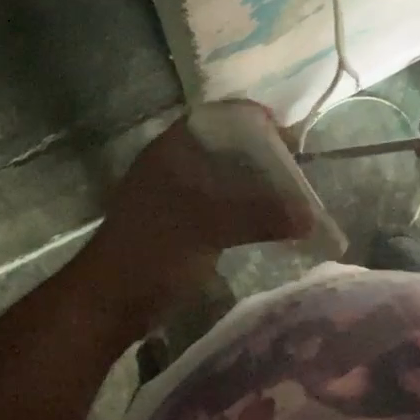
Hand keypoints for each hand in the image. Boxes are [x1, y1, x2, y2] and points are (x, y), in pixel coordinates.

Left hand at [88, 107, 313, 316]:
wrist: (108, 302)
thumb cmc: (155, 250)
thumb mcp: (211, 228)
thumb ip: (260, 216)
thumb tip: (310, 217)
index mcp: (172, 149)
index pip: (218, 117)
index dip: (252, 118)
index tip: (286, 134)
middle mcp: (172, 164)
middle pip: (224, 146)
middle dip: (260, 155)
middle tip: (296, 168)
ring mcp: (172, 194)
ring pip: (222, 176)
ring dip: (253, 184)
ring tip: (289, 196)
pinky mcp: (177, 223)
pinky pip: (217, 203)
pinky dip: (242, 208)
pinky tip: (265, 222)